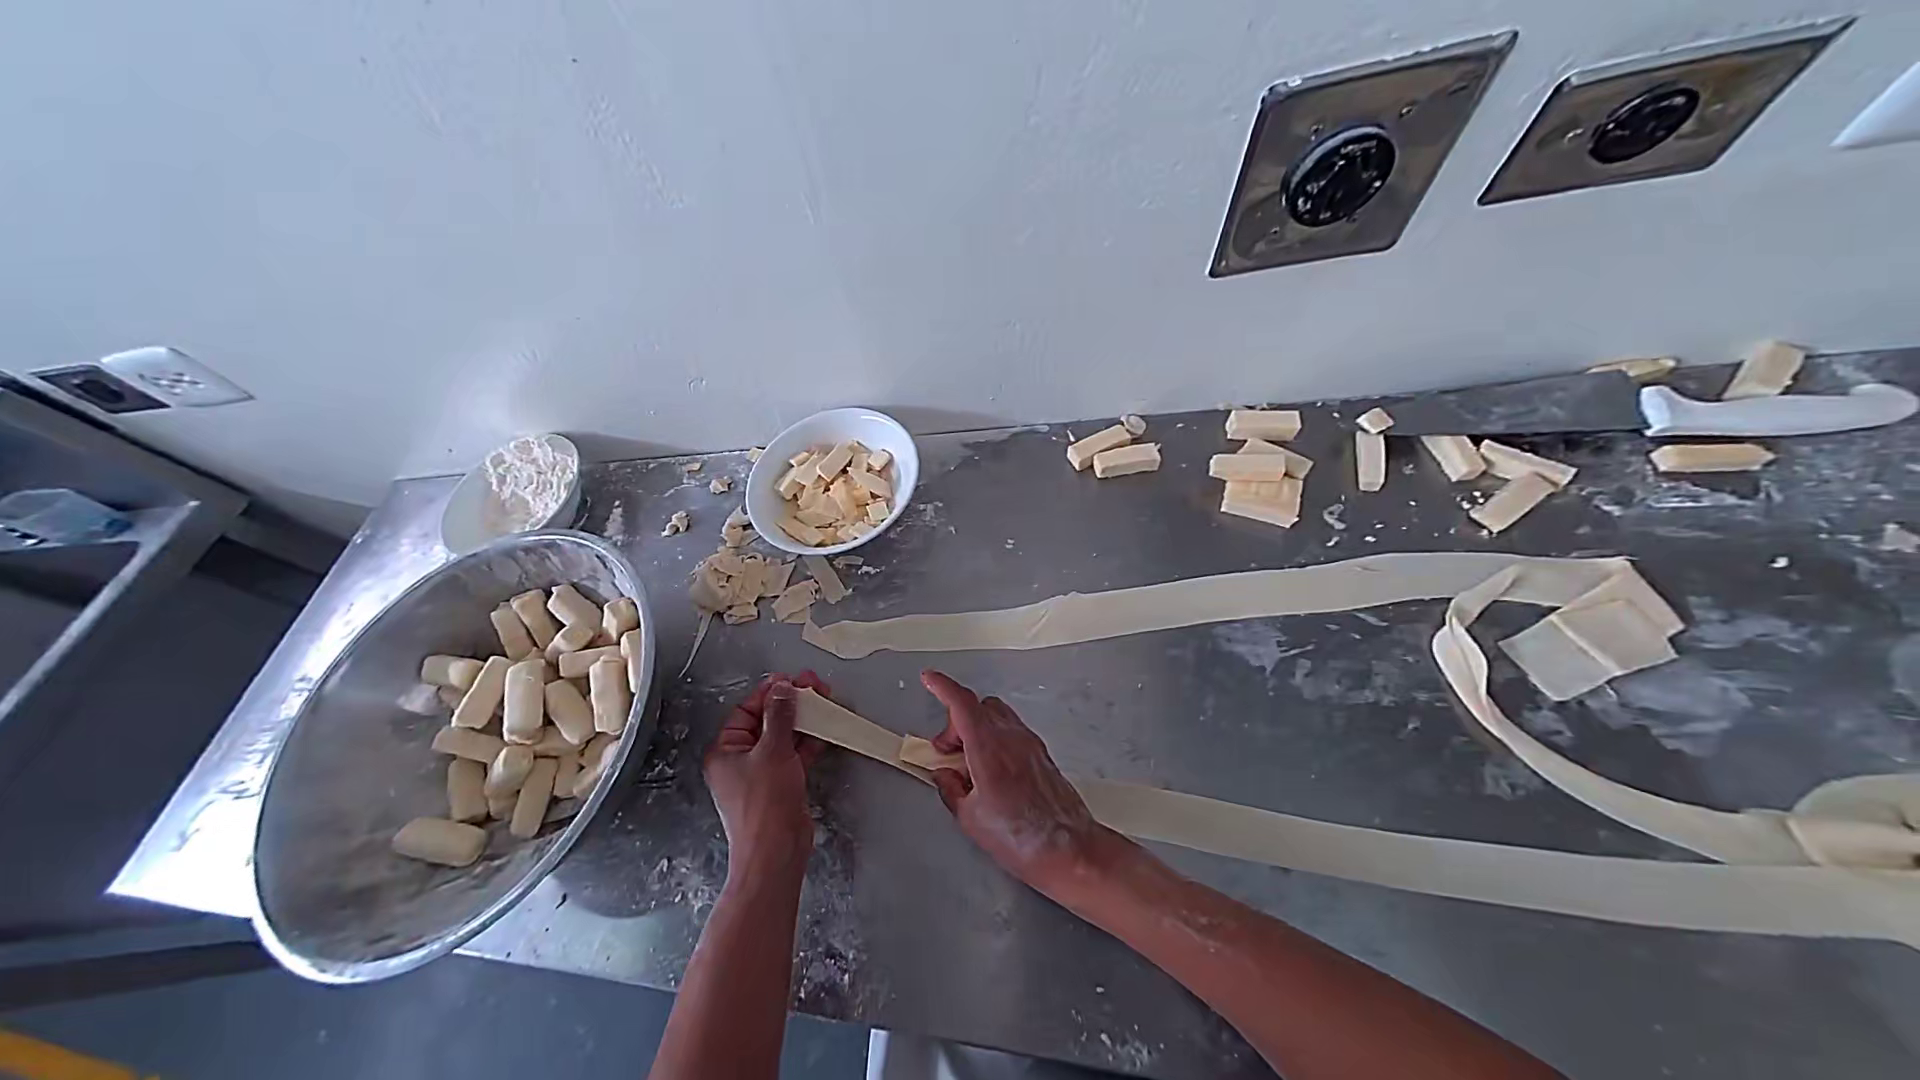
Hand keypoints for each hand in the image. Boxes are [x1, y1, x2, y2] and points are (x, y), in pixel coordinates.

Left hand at [704, 672, 828, 878]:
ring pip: (783, 737)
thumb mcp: (772, 751)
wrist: (777, 852)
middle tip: (813, 687)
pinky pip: (794, 754)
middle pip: (767, 722)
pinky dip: (808, 742)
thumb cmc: (765, 804)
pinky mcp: (781, 784)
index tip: (791, 680)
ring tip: (824, 702)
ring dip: (803, 721)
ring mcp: (762, 773)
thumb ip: (779, 716)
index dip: (769, 693)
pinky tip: (824, 729)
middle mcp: (740, 760)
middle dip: (790, 704)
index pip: (746, 711)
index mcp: (725, 751)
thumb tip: (782, 689)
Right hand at [919, 670, 1130, 897]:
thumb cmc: (1019, 838)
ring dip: (976, 728)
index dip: (941, 686)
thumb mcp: (969, 818)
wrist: (1069, 849)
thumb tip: (943, 775)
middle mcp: (1011, 737)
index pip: (962, 703)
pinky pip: (1011, 730)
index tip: (928, 679)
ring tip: (967, 763)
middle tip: (945, 751)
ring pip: (996, 716)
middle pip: (978, 706)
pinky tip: (989, 769)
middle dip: (955, 721)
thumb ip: (950, 788)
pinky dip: (994, 737)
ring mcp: (1029, 743)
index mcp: (988, 747)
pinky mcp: (1040, 753)